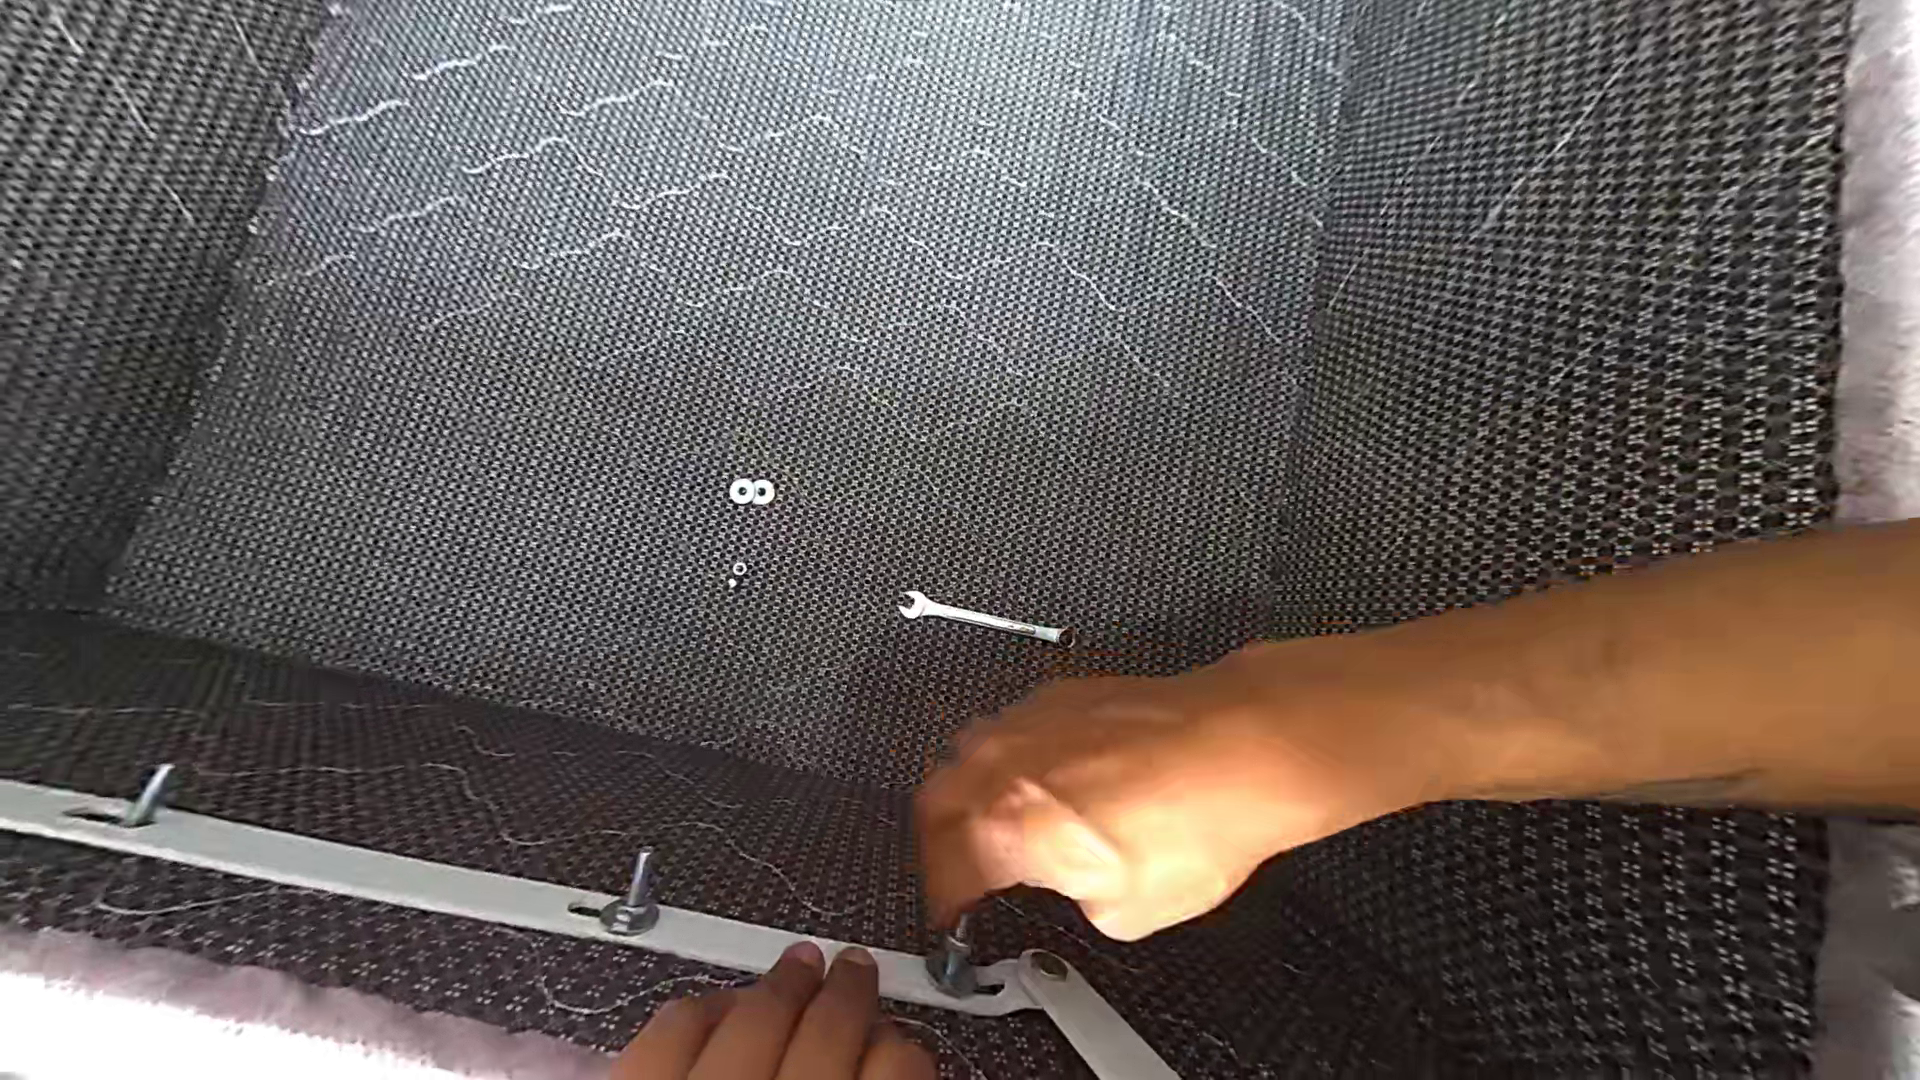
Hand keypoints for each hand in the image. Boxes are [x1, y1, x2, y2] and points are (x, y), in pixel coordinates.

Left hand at [611, 942, 935, 1079]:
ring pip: (758, 1019)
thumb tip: (897, 1059)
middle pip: (832, 1031)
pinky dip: (701, 1008)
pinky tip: (720, 1002)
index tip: (903, 1042)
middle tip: (859, 966)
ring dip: (786, 982)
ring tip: (803, 960)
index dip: (907, 1049)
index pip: (901, 1072)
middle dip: (852, 991)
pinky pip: (672, 1034)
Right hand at [917, 636, 1470, 939]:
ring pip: (962, 755)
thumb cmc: (1195, 821)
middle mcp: (1001, 763)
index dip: (940, 900)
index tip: (948, 910)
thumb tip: (1063, 874)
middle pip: (932, 801)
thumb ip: (1066, 890)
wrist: (1238, 746)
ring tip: (993, 813)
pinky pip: (1005, 726)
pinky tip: (1040, 769)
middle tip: (953, 864)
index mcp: (1007, 825)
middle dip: (934, 841)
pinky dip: (1005, 755)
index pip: (942, 868)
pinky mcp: (1053, 695)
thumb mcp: (1125, 908)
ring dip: (965, 789)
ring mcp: (1024, 720)